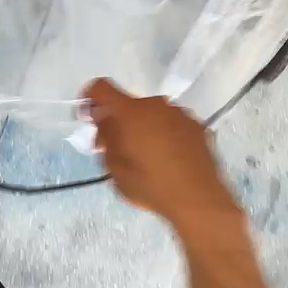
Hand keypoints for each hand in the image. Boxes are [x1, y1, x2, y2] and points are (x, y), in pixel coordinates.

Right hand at [83, 79, 244, 233]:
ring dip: (143, 127)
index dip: (89, 97)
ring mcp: (180, 113)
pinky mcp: (198, 126)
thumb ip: (105, 136)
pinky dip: (164, 134)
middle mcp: (156, 105)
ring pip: (152, 114)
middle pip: (128, 104)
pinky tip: (168, 158)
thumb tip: (103, 119)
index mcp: (130, 112)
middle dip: (118, 120)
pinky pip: (171, 123)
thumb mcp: (114, 167)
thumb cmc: (150, 186)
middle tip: (116, 147)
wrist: (199, 199)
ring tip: (146, 156)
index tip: (88, 117)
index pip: (101, 88)